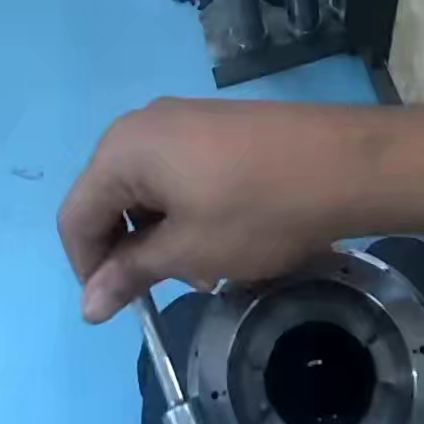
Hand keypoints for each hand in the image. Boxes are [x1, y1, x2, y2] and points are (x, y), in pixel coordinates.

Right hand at [57, 98, 378, 321]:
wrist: (346, 163)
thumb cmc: (259, 211)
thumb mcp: (190, 250)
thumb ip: (131, 273)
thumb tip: (88, 304)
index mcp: (123, 150)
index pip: (76, 218)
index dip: (89, 269)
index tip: (121, 305)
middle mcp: (145, 124)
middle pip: (111, 198)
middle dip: (134, 250)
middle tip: (176, 284)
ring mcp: (185, 118)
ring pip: (150, 188)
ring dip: (165, 233)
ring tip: (210, 265)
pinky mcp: (218, 123)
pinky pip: (181, 170)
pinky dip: (189, 208)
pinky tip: (226, 232)